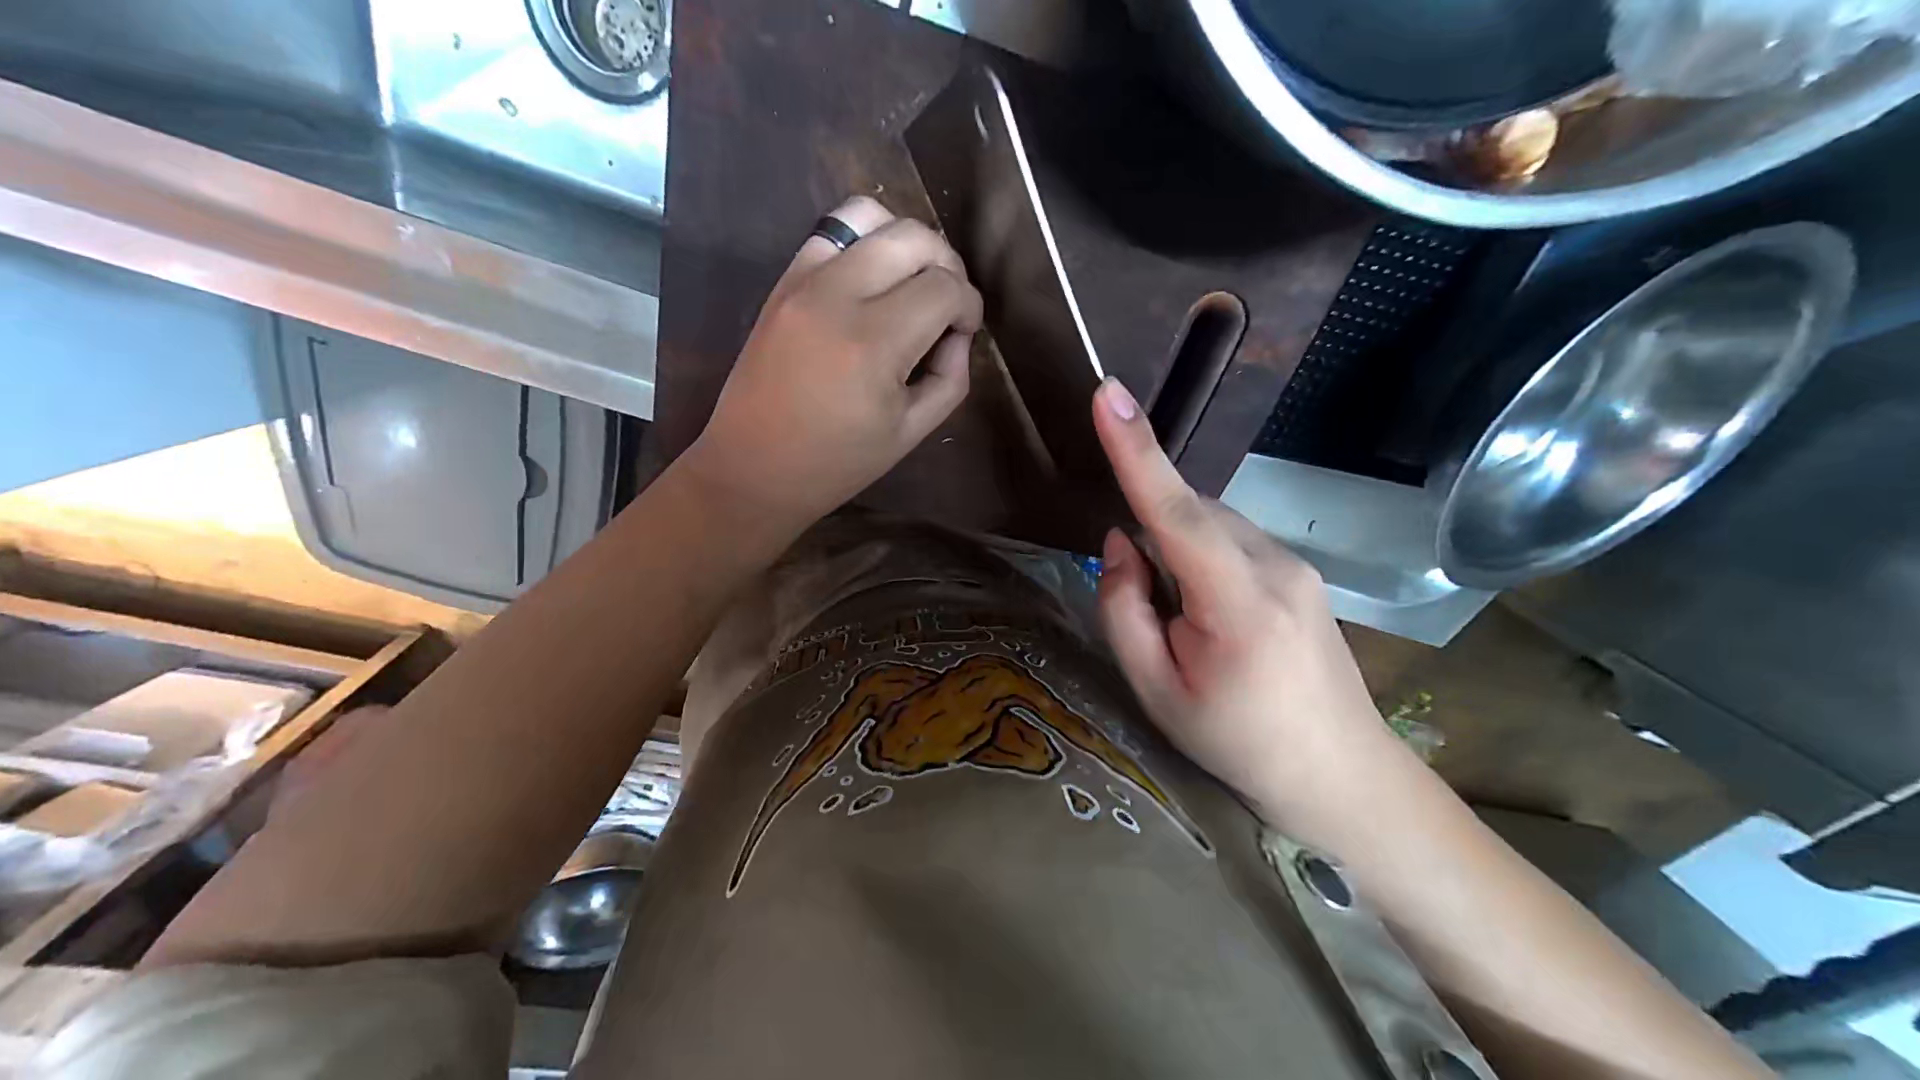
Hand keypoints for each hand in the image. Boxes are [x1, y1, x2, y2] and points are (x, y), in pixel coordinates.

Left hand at [683, 195, 981, 534]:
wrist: (753, 467)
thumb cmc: (837, 463)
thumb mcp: (911, 432)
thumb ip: (950, 377)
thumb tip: (959, 334)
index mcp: (875, 344)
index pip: (945, 287)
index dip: (969, 306)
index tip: (965, 331)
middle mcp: (838, 297)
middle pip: (914, 236)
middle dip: (947, 264)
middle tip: (946, 305)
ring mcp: (803, 282)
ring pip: (870, 216)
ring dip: (905, 242)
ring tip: (910, 282)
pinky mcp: (782, 282)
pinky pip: (831, 233)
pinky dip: (863, 243)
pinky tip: (871, 282)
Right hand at [1090, 378, 1406, 842]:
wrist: (1341, 777)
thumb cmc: (1237, 744)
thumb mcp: (1157, 691)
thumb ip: (1124, 609)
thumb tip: (1123, 542)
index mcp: (1237, 603)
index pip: (1176, 511)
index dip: (1137, 451)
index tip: (1108, 395)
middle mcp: (1276, 565)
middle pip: (1188, 512)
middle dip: (1150, 535)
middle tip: (1148, 610)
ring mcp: (1297, 564)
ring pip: (1209, 522)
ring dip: (1176, 549)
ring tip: (1185, 624)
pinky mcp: (1302, 570)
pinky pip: (1231, 538)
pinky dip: (1200, 557)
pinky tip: (1212, 618)